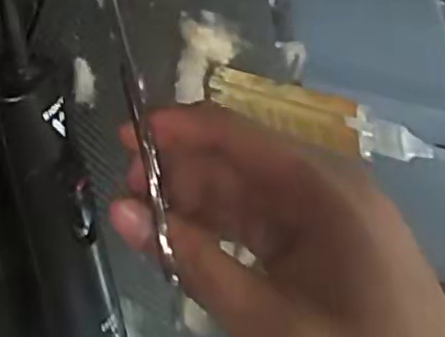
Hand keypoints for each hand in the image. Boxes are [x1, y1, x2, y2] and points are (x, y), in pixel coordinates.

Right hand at [111, 105, 444, 336]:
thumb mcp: (269, 320)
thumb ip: (190, 260)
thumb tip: (118, 210)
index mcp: (322, 184)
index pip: (233, 132)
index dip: (174, 128)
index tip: (122, 137)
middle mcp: (323, 185)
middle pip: (233, 159)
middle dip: (177, 171)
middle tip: (127, 193)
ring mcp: (326, 216)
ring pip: (241, 191)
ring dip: (192, 201)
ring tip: (145, 220)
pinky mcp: (324, 246)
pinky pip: (259, 221)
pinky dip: (218, 229)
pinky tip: (184, 242)